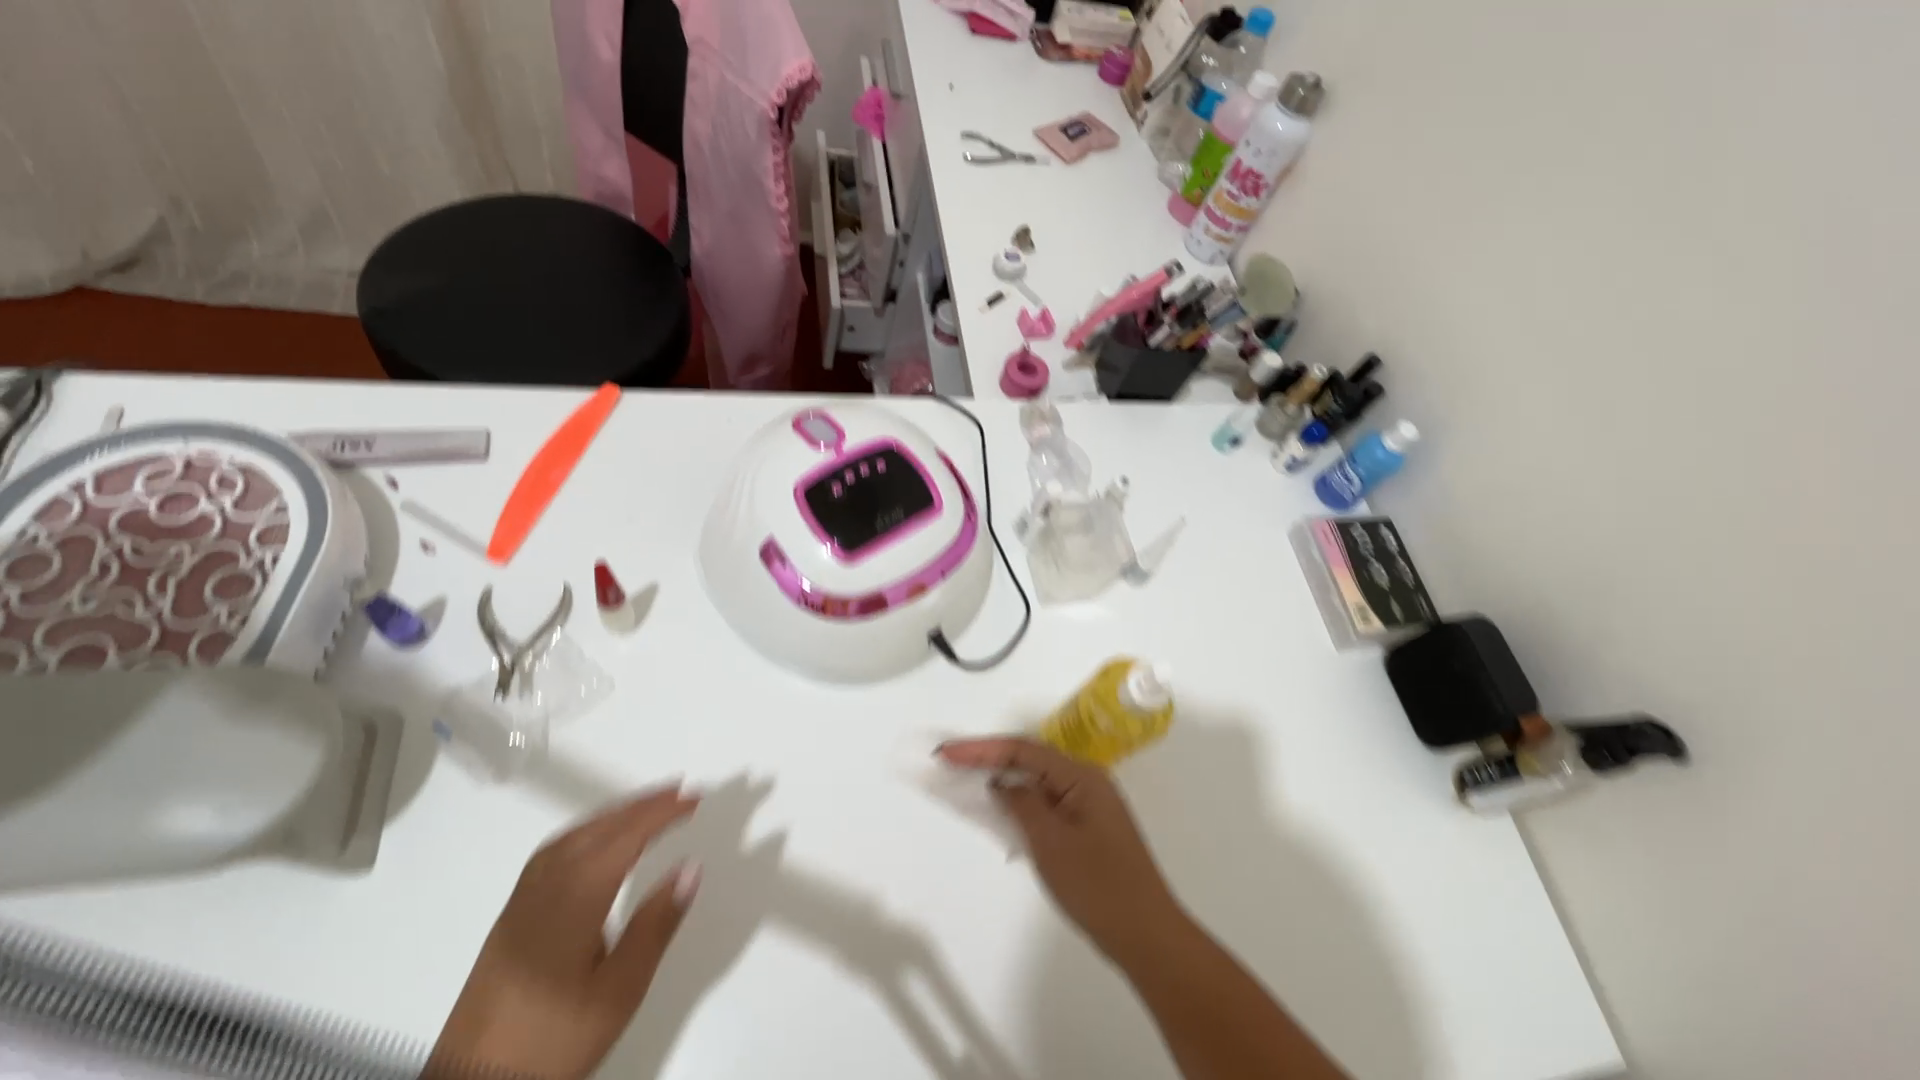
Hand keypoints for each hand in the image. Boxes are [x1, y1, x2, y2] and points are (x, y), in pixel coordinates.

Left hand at [428, 786, 701, 1079]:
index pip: (625, 838)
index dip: (661, 813)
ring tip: (645, 809)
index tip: (695, 797)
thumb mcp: (620, 989)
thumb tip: (690, 868)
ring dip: (611, 816)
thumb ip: (656, 925)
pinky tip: (596, 845)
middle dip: (639, 805)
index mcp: (575, 899)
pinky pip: (552, 855)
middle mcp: (544, 888)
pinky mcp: (510, 919)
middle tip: (678, 790)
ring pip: (570, 838)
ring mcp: (521, 902)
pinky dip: (585, 833)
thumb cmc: (557, 1036)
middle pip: (597, 830)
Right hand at [936, 737, 1181, 958]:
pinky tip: (999, 816)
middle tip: (948, 762)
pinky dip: (1019, 807)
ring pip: (1037, 784)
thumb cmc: (1096, 885)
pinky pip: (1046, 806)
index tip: (944, 753)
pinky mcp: (1089, 830)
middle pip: (1030, 760)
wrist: (1145, 934)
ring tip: (965, 783)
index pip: (1023, 750)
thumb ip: (1021, 804)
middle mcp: (1088, 783)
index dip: (980, 749)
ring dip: (1002, 782)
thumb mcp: (1050, 841)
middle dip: (988, 759)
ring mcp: (1090, 807)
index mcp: (1082, 777)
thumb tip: (1003, 783)